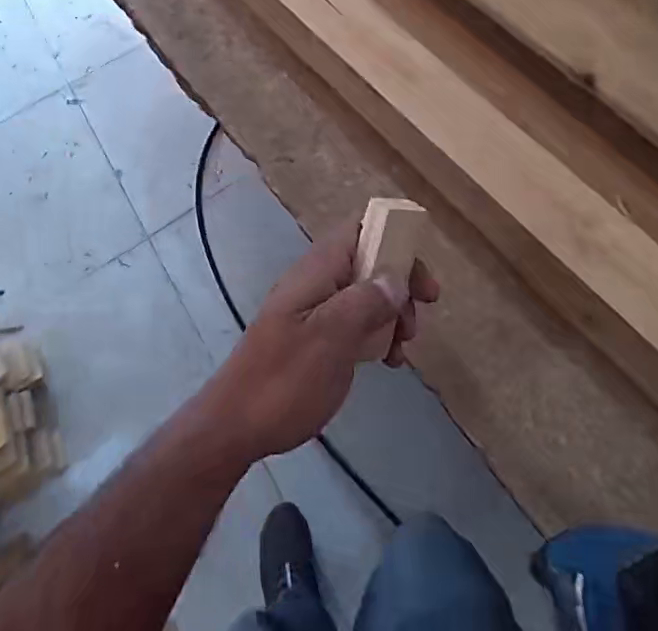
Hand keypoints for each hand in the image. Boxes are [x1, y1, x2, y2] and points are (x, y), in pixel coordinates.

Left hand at [194, 219, 441, 463]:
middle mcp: (316, 283)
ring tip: (401, 350)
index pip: (358, 231)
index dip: (395, 243)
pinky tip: (388, 362)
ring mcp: (314, 312)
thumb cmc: (283, 379)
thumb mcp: (330, 338)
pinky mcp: (315, 340)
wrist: (236, 426)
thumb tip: (396, 278)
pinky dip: (376, 336)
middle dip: (399, 287)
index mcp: (316, 271)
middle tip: (414, 325)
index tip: (421, 282)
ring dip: (392, 316)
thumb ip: (365, 302)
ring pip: (365, 296)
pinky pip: (354, 324)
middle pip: (368, 264)